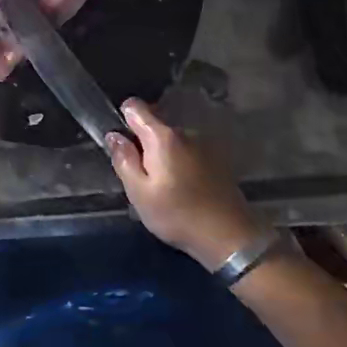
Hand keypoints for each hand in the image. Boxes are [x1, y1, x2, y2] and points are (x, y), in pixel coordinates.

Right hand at [107, 99, 264, 268]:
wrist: (232, 238)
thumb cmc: (179, 215)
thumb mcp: (139, 192)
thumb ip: (124, 159)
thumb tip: (114, 136)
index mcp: (162, 137)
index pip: (135, 107)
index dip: (122, 118)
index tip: (121, 143)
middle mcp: (185, 133)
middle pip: (153, 124)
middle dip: (141, 141)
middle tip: (138, 173)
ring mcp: (203, 146)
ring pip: (169, 139)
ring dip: (160, 153)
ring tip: (159, 183)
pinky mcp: (215, 160)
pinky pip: (185, 151)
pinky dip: (176, 162)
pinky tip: (179, 187)